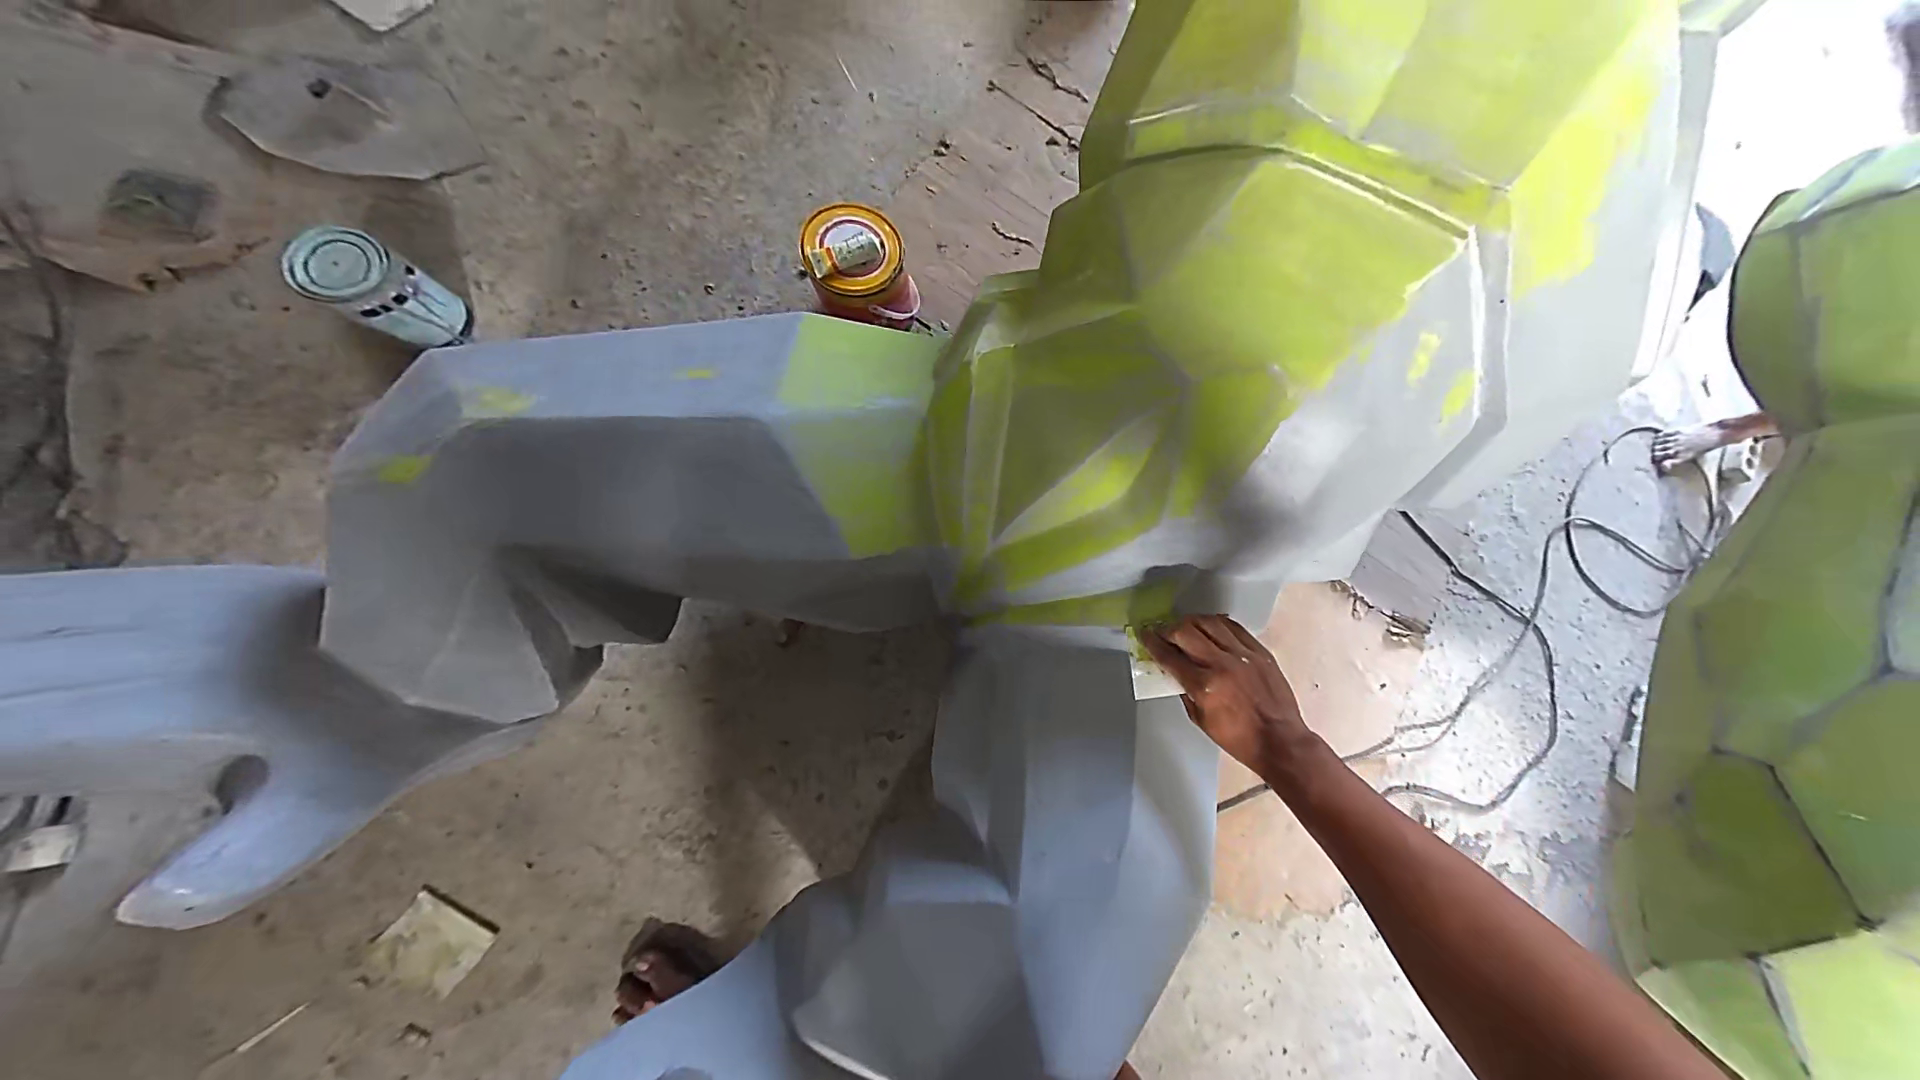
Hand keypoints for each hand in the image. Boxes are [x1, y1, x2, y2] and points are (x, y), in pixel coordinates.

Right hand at [1142, 614, 1310, 774]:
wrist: (1280, 741)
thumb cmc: (1238, 738)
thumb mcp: (1200, 718)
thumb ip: (1184, 689)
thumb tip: (1172, 669)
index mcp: (1204, 685)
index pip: (1169, 655)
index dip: (1152, 642)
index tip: (1145, 634)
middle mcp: (1222, 664)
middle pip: (1186, 631)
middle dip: (1168, 628)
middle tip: (1162, 631)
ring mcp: (1243, 655)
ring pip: (1210, 622)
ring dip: (1191, 621)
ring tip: (1184, 626)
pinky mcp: (1260, 652)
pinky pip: (1234, 627)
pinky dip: (1217, 623)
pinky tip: (1210, 626)